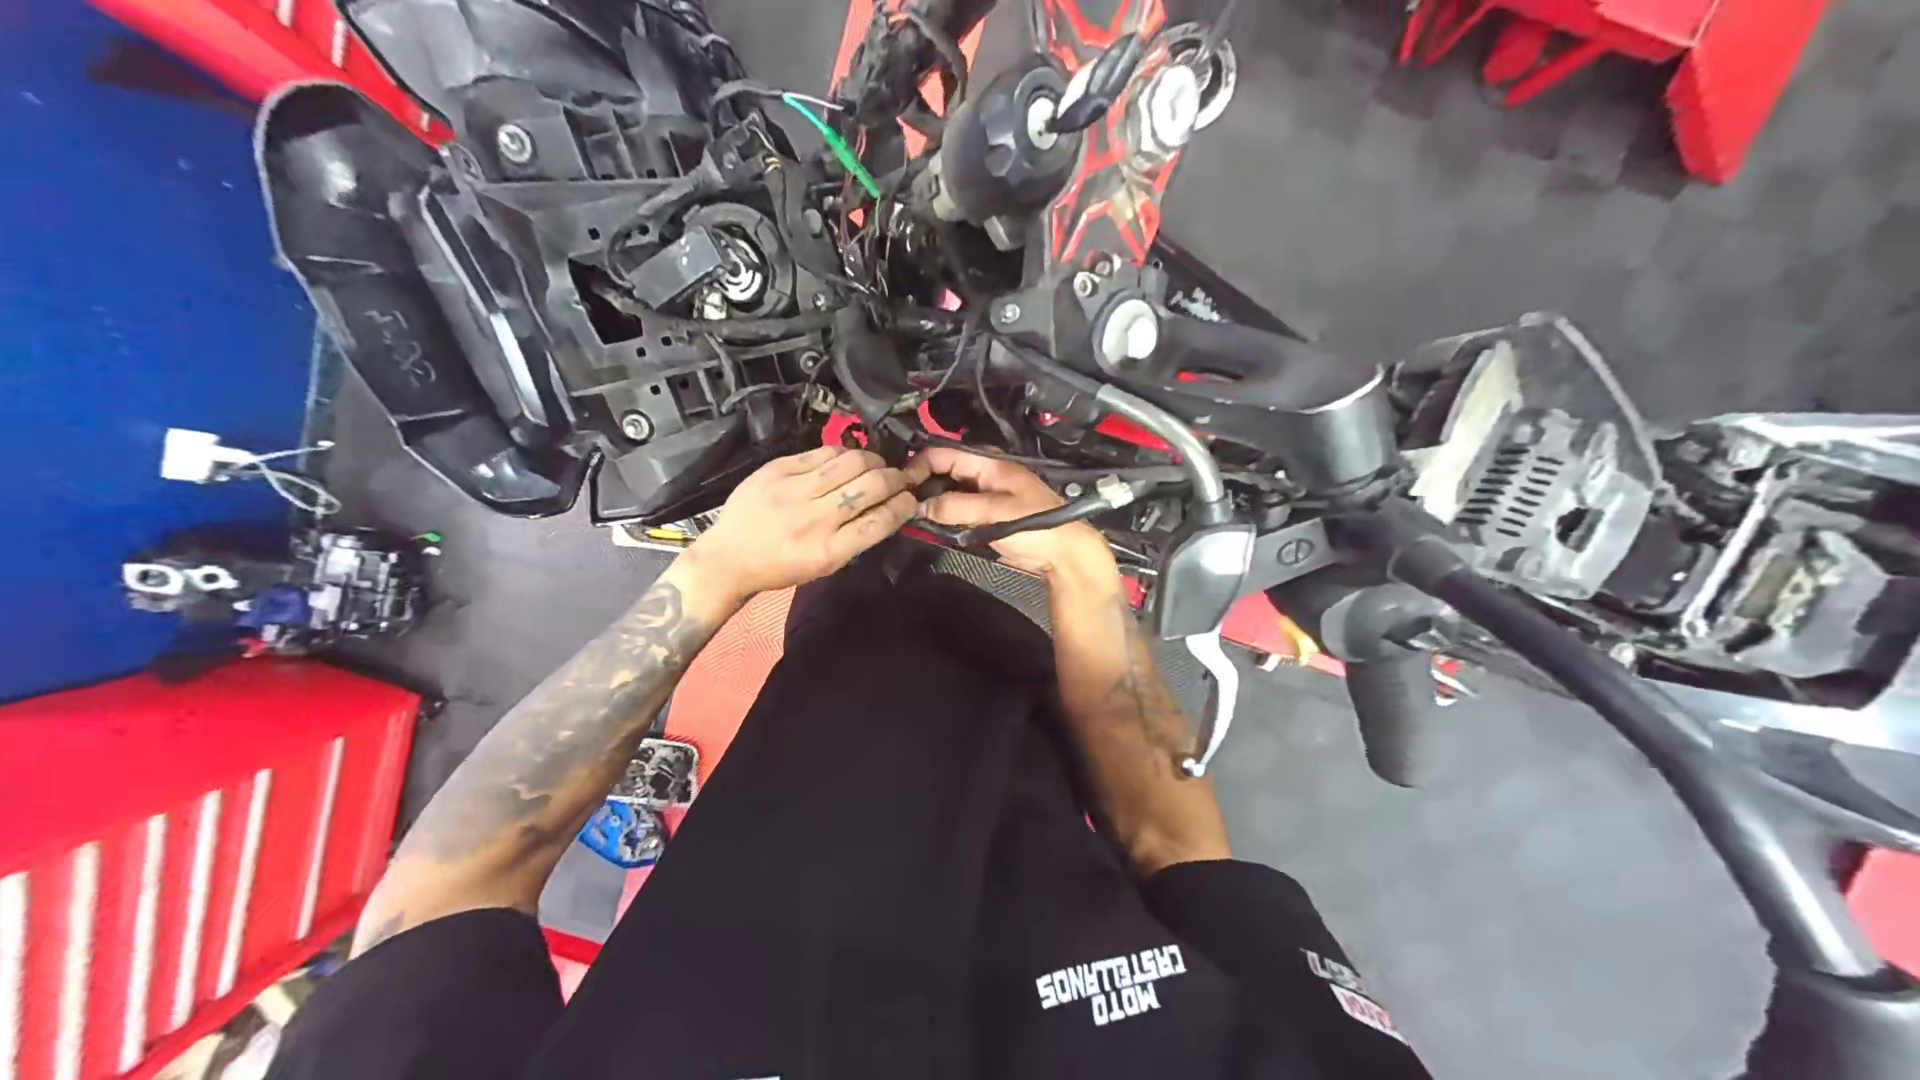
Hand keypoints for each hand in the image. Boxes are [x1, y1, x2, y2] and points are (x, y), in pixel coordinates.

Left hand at [681, 446, 928, 602]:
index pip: (882, 521)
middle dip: (896, 478)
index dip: (904, 505)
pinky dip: (843, 453)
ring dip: (874, 460)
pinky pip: (822, 452)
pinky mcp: (776, 469)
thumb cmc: (781, 567)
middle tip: (901, 477)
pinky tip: (849, 458)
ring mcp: (794, 490)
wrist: (728, 557)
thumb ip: (857, 538)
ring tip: (878, 463)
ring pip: (850, 462)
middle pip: (871, 486)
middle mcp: (815, 519)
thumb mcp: (825, 565)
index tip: (910, 499)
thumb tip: (889, 507)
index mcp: (830, 551)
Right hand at [912, 447, 1111, 578]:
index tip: (900, 483)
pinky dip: (943, 515)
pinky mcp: (985, 517)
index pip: (944, 453)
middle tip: (899, 501)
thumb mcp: (994, 513)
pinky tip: (927, 524)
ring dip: (930, 501)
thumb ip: (955, 507)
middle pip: (944, 471)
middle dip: (922, 483)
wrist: (1065, 554)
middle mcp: (984, 476)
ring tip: (907, 513)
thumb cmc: (1036, 525)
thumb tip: (919, 506)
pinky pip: (957, 510)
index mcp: (989, 465)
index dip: (919, 463)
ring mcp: (984, 497)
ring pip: (948, 492)